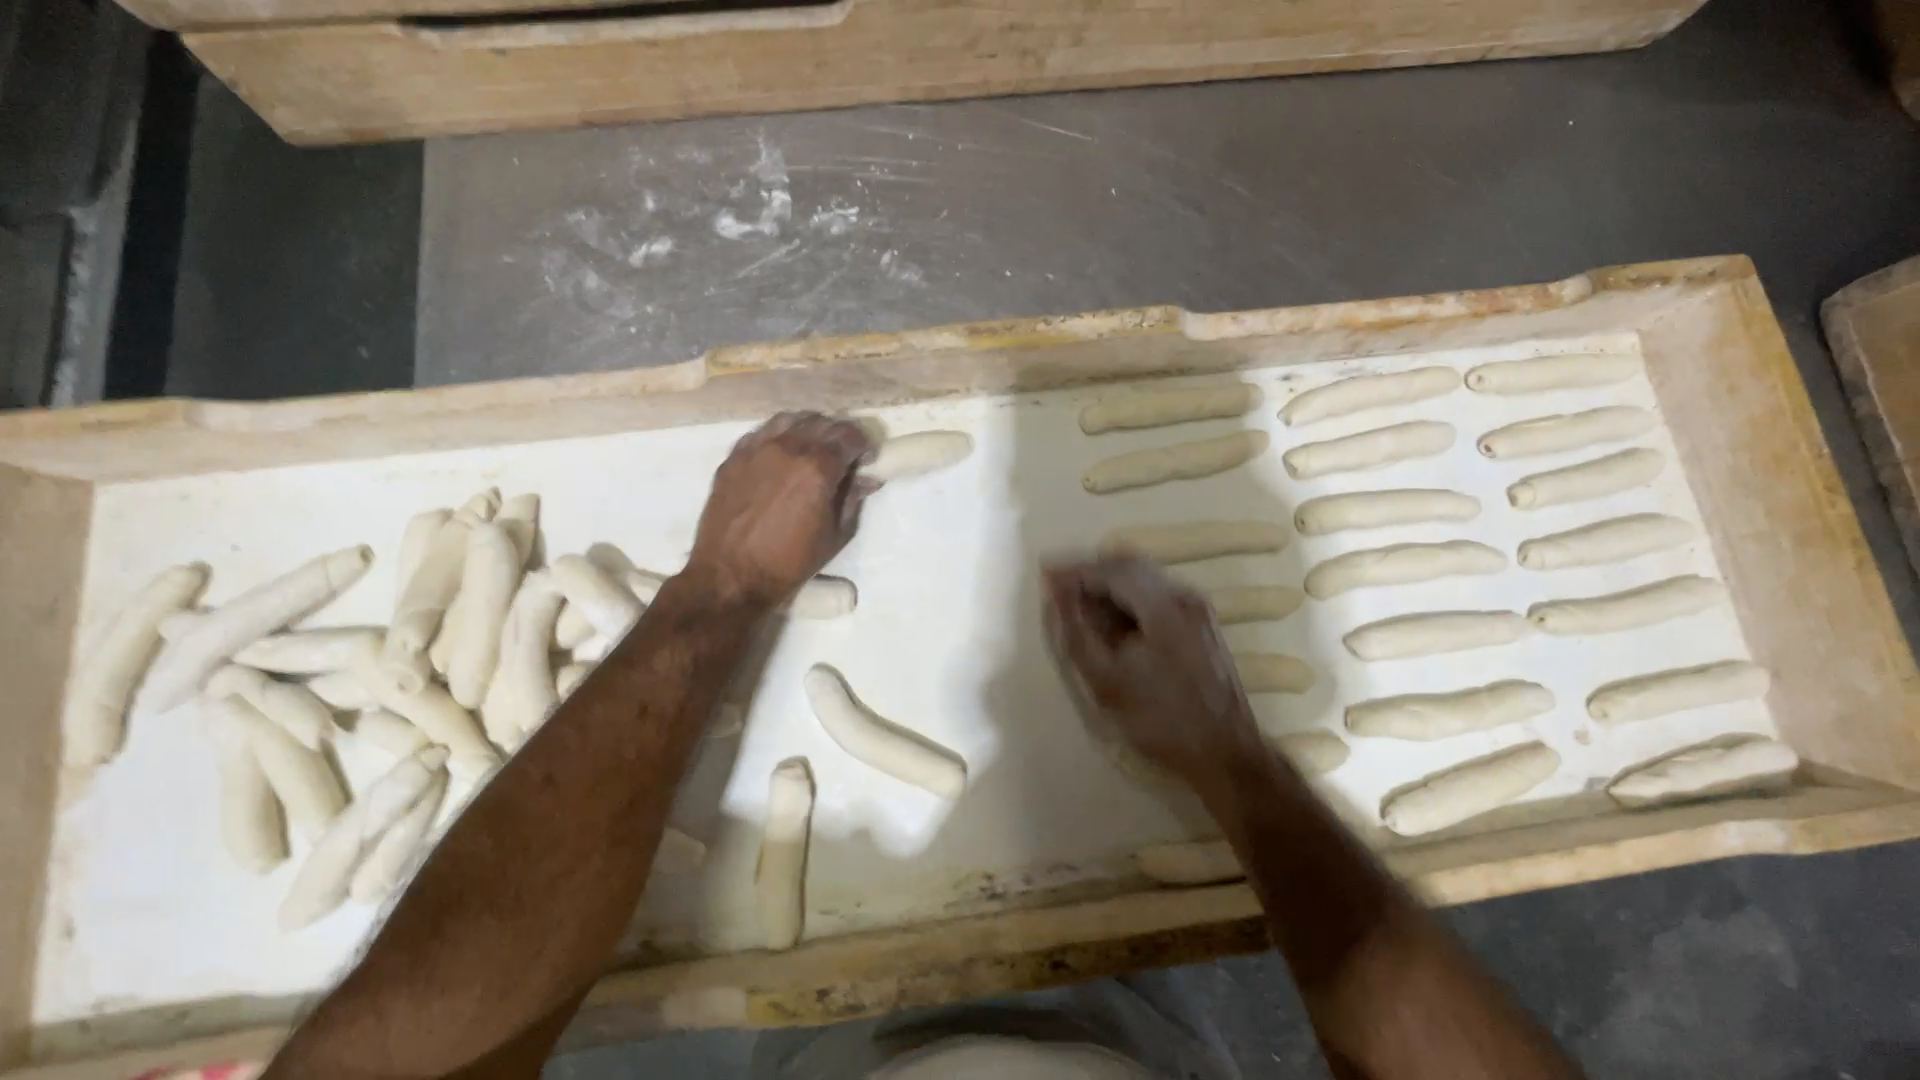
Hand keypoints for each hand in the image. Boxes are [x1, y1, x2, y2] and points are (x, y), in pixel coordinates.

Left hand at [687, 412, 876, 608]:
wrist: (731, 575)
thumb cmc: (790, 562)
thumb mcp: (835, 535)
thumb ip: (853, 499)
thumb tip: (867, 478)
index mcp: (818, 468)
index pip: (849, 435)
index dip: (864, 444)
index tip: (867, 458)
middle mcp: (788, 447)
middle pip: (822, 422)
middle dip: (839, 434)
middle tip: (843, 455)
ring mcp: (756, 448)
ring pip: (791, 419)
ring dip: (809, 428)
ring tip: (813, 448)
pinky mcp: (734, 457)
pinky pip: (762, 432)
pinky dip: (779, 435)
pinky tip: (782, 453)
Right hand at [1042, 554, 1266, 787]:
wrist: (1226, 754)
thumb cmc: (1162, 721)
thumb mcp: (1106, 682)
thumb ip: (1076, 633)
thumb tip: (1055, 595)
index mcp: (1164, 606)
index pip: (1111, 569)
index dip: (1074, 570)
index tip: (1045, 576)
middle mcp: (1185, 597)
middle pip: (1130, 565)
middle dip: (1090, 573)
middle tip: (1057, 589)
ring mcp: (1198, 610)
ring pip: (1144, 580)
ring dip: (1108, 587)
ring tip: (1078, 608)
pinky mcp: (1201, 626)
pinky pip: (1157, 597)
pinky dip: (1128, 601)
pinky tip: (1110, 625)